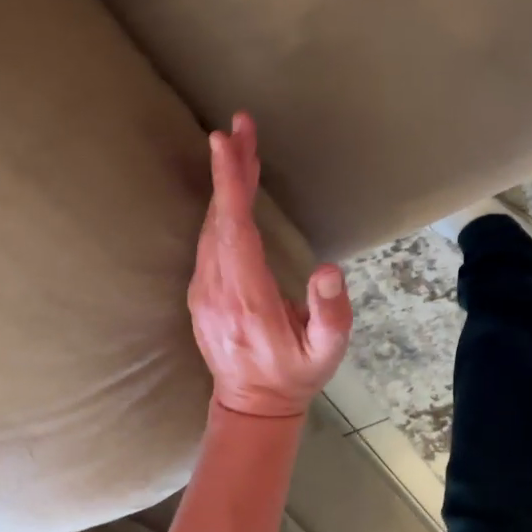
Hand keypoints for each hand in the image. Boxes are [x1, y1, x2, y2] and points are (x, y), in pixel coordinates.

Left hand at [187, 112, 352, 418]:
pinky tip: (233, 185)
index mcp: (247, 298)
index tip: (225, 143)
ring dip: (225, 182)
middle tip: (239, 124)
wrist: (251, 406)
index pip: (235, 230)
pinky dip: (221, 204)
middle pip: (219, 217)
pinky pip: (209, 237)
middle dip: (229, 167)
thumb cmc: (296, 374)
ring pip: (210, 224)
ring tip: (240, 143)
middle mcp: (215, 288)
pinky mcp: (201, 289)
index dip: (230, 184)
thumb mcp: (326, 352)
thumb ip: (330, 313)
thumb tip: (330, 268)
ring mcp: (202, 288)